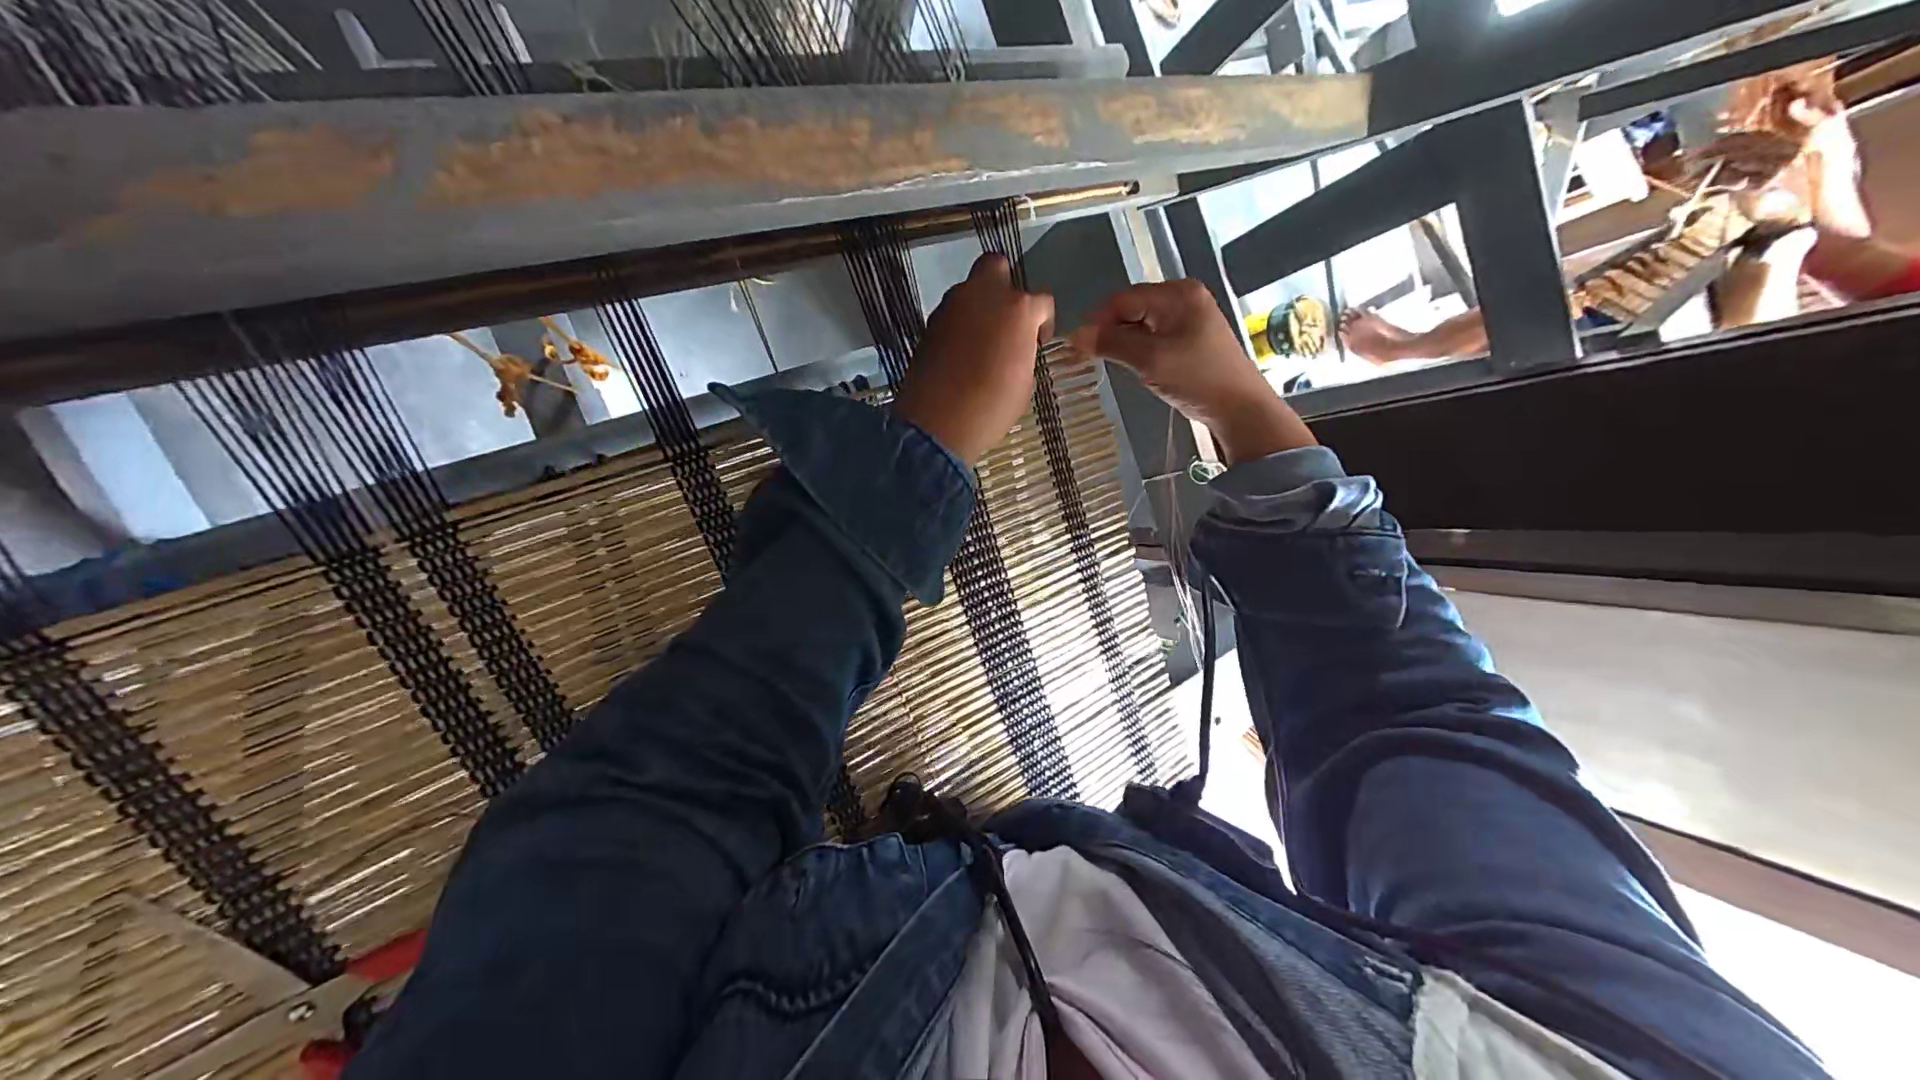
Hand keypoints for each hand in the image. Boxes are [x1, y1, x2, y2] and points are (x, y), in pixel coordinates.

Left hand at [892, 254, 1051, 466]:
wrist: (938, 423)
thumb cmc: (991, 407)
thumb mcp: (1024, 384)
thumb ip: (1025, 353)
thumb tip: (1017, 348)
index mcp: (1018, 309)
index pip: (1042, 301)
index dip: (1044, 322)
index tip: (1038, 342)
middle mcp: (984, 295)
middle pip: (997, 266)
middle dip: (1005, 285)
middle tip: (1008, 318)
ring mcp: (952, 306)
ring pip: (969, 289)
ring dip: (979, 306)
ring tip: (983, 340)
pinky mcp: (929, 323)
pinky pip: (951, 313)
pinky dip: (959, 324)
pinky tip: (962, 351)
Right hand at [1071, 280, 1314, 463]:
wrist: (1239, 408)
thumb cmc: (1197, 378)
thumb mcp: (1150, 360)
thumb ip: (1111, 344)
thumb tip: (1075, 335)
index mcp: (1178, 293)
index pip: (1123, 299)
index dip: (1099, 322)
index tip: (1080, 349)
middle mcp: (1184, 296)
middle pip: (1131, 308)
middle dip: (1112, 332)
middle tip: (1096, 360)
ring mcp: (1189, 316)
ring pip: (1141, 324)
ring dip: (1126, 343)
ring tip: (1121, 366)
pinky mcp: (1191, 336)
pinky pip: (1155, 335)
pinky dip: (1141, 349)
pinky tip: (1140, 367)